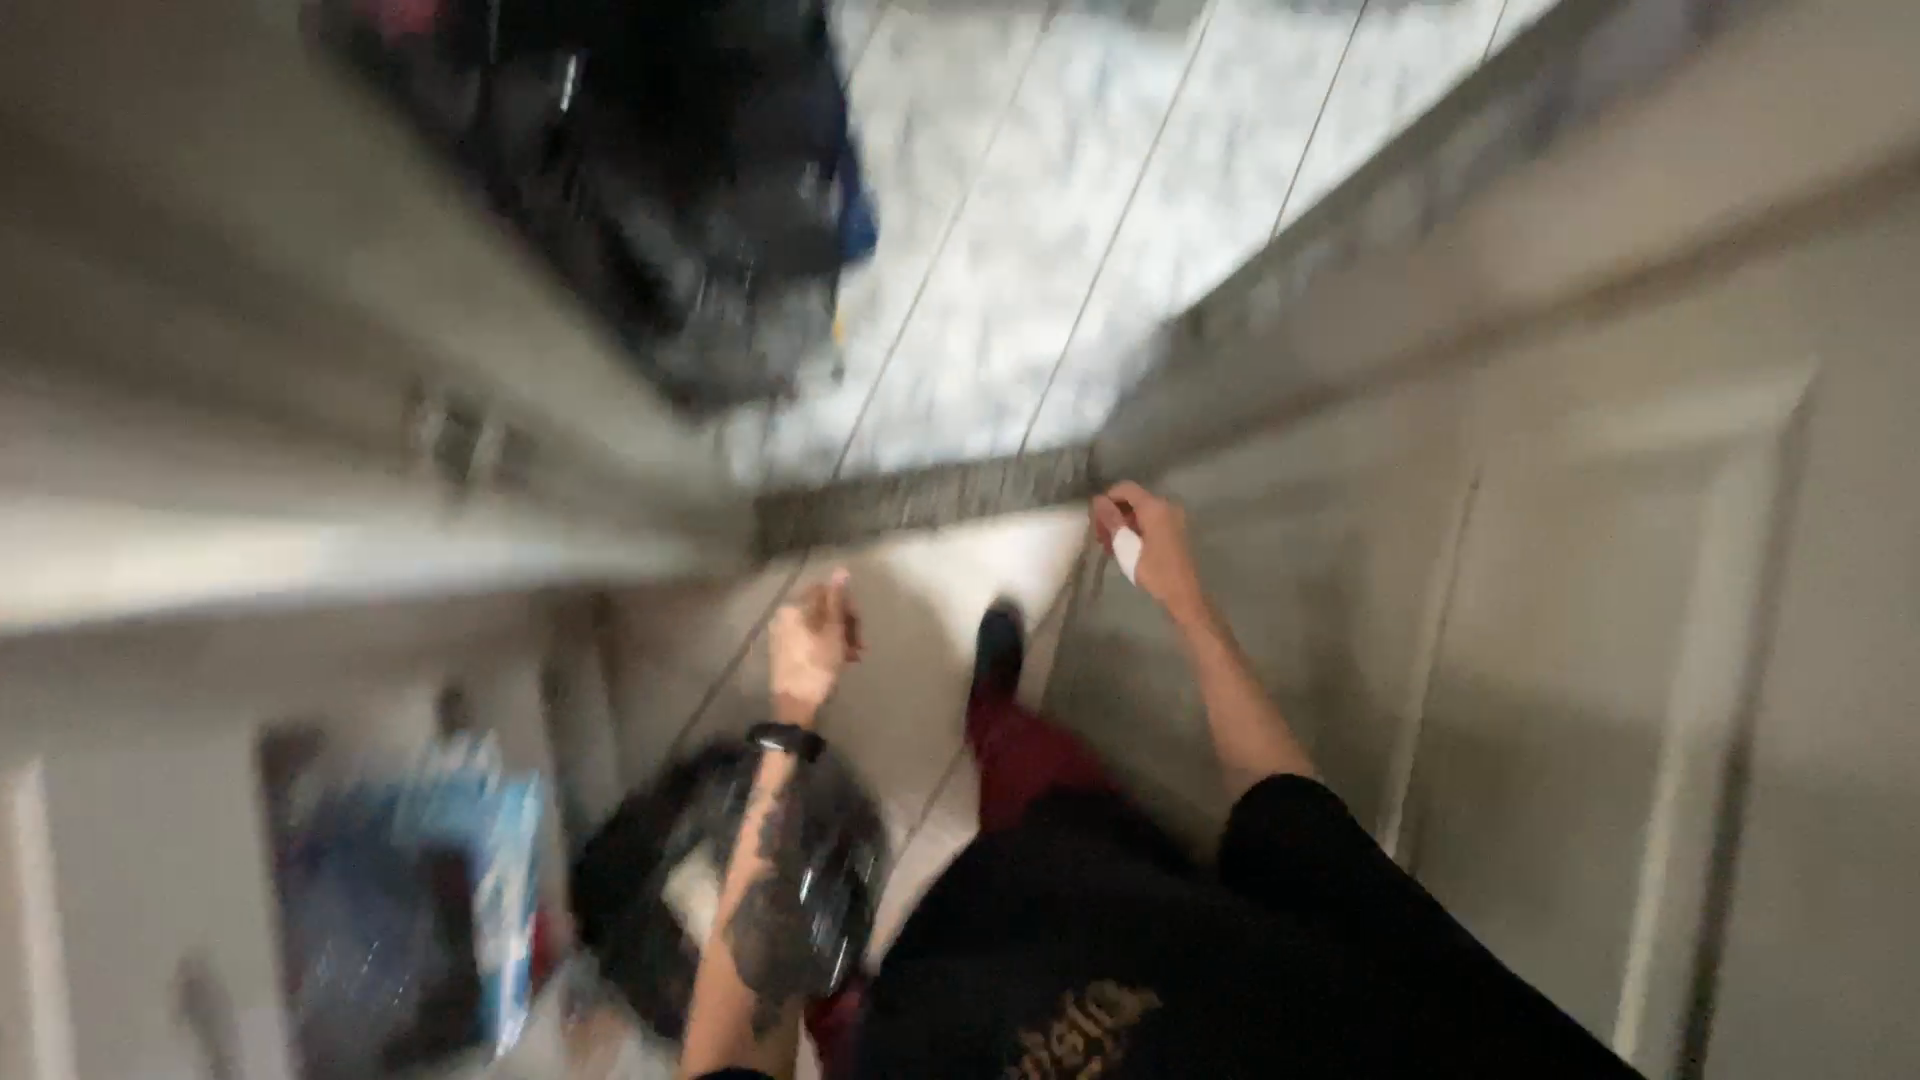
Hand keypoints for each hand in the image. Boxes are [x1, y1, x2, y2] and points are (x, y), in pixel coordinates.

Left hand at [768, 568, 861, 727]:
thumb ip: (837, 600)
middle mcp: (785, 614)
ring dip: (840, 635)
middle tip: (859, 644)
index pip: (826, 590)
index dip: (847, 605)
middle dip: (845, 622)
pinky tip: (841, 659)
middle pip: (823, 607)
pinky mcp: (784, 648)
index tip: (859, 626)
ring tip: (854, 655)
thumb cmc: (817, 665)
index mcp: (795, 606)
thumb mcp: (833, 631)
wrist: (794, 704)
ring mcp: (783, 632)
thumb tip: (842, 569)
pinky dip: (827, 644)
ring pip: (819, 624)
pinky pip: (810, 637)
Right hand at [1090, 481, 1210, 629]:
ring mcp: (1174, 518)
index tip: (1096, 521)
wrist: (1183, 595)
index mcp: (1154, 506)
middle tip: (1100, 537)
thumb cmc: (1153, 570)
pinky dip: (1137, 530)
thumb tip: (1098, 499)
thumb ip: (1112, 519)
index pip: (1125, 488)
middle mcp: (1167, 506)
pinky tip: (1127, 548)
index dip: (1107, 499)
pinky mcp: (1176, 531)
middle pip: (1133, 500)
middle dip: (1114, 514)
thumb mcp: (1126, 545)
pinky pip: (1152, 521)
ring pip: (1141, 512)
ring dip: (1124, 524)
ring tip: (1111, 547)